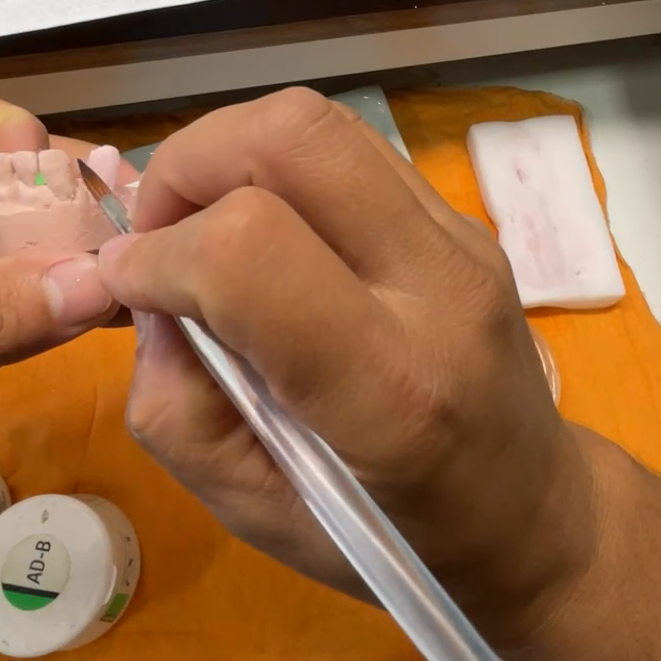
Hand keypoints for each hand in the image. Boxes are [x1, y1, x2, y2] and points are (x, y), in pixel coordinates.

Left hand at [0, 91, 120, 577]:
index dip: (21, 141)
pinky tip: (98, 329)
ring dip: (71, 265)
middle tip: (140, 241)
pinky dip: (52, 318)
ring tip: (138, 285)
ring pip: (12, 258)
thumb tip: (96, 279)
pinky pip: (5, 320)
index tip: (73, 193)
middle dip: (69, 204)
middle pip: (3, 190)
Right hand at [96, 88, 598, 644]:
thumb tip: (153, 299)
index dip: (161, 254)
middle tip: (163, 229)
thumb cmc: (398, 536)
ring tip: (205, 219)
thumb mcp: (257, 514)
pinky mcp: (459, 217)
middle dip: (192, 163)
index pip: (250, 253)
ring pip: (322, 124)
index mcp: (391, 389)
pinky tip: (267, 223)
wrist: (530, 506)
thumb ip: (177, 410)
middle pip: (295, 139)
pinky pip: (349, 147)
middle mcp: (438, 286)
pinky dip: (277, 164)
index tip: (130, 284)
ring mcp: (460, 236)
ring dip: (231, 152)